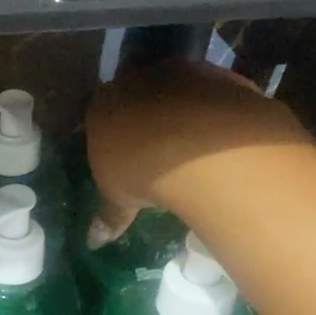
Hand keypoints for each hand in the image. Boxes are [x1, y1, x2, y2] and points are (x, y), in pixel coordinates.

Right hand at [86, 62, 307, 240]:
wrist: (200, 143)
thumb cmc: (140, 169)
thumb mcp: (119, 198)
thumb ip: (109, 215)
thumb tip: (94, 241)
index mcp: (102, 104)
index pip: (99, 114)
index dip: (109, 134)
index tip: (119, 154)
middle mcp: (138, 80)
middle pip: (139, 97)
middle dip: (146, 120)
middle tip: (156, 151)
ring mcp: (181, 73)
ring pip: (178, 92)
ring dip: (183, 115)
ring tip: (194, 150)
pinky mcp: (220, 75)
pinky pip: (212, 97)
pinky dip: (214, 115)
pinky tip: (221, 141)